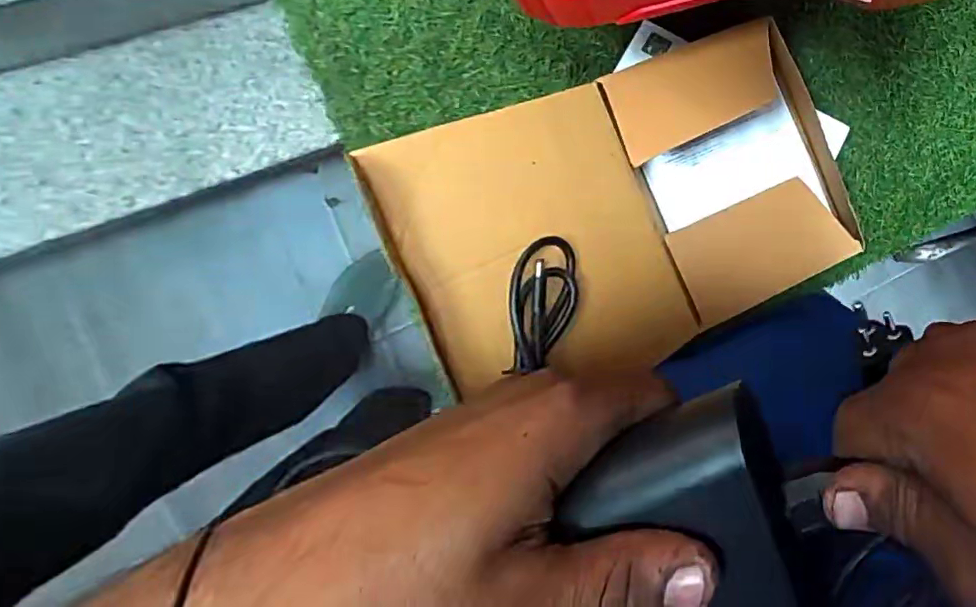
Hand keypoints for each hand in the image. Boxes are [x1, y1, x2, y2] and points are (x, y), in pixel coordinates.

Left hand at [93, 371, 714, 606]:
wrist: (272, 584)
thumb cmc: (411, 588)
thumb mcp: (527, 599)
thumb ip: (621, 574)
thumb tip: (703, 565)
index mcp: (558, 411)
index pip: (647, 391)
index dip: (680, 429)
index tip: (693, 484)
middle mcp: (525, 389)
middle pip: (608, 405)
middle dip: (633, 460)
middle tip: (638, 535)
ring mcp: (482, 405)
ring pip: (564, 421)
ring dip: (584, 469)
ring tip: (577, 544)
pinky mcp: (447, 430)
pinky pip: (520, 435)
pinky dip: (540, 471)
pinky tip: (514, 533)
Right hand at [822, 322, 975, 606]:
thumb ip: (896, 516)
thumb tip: (838, 493)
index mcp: (910, 407)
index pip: (844, 432)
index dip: (860, 479)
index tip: (897, 519)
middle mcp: (930, 359)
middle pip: (881, 403)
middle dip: (899, 451)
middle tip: (952, 509)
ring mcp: (972, 343)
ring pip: (918, 383)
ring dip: (930, 423)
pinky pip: (958, 366)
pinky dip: (963, 397)